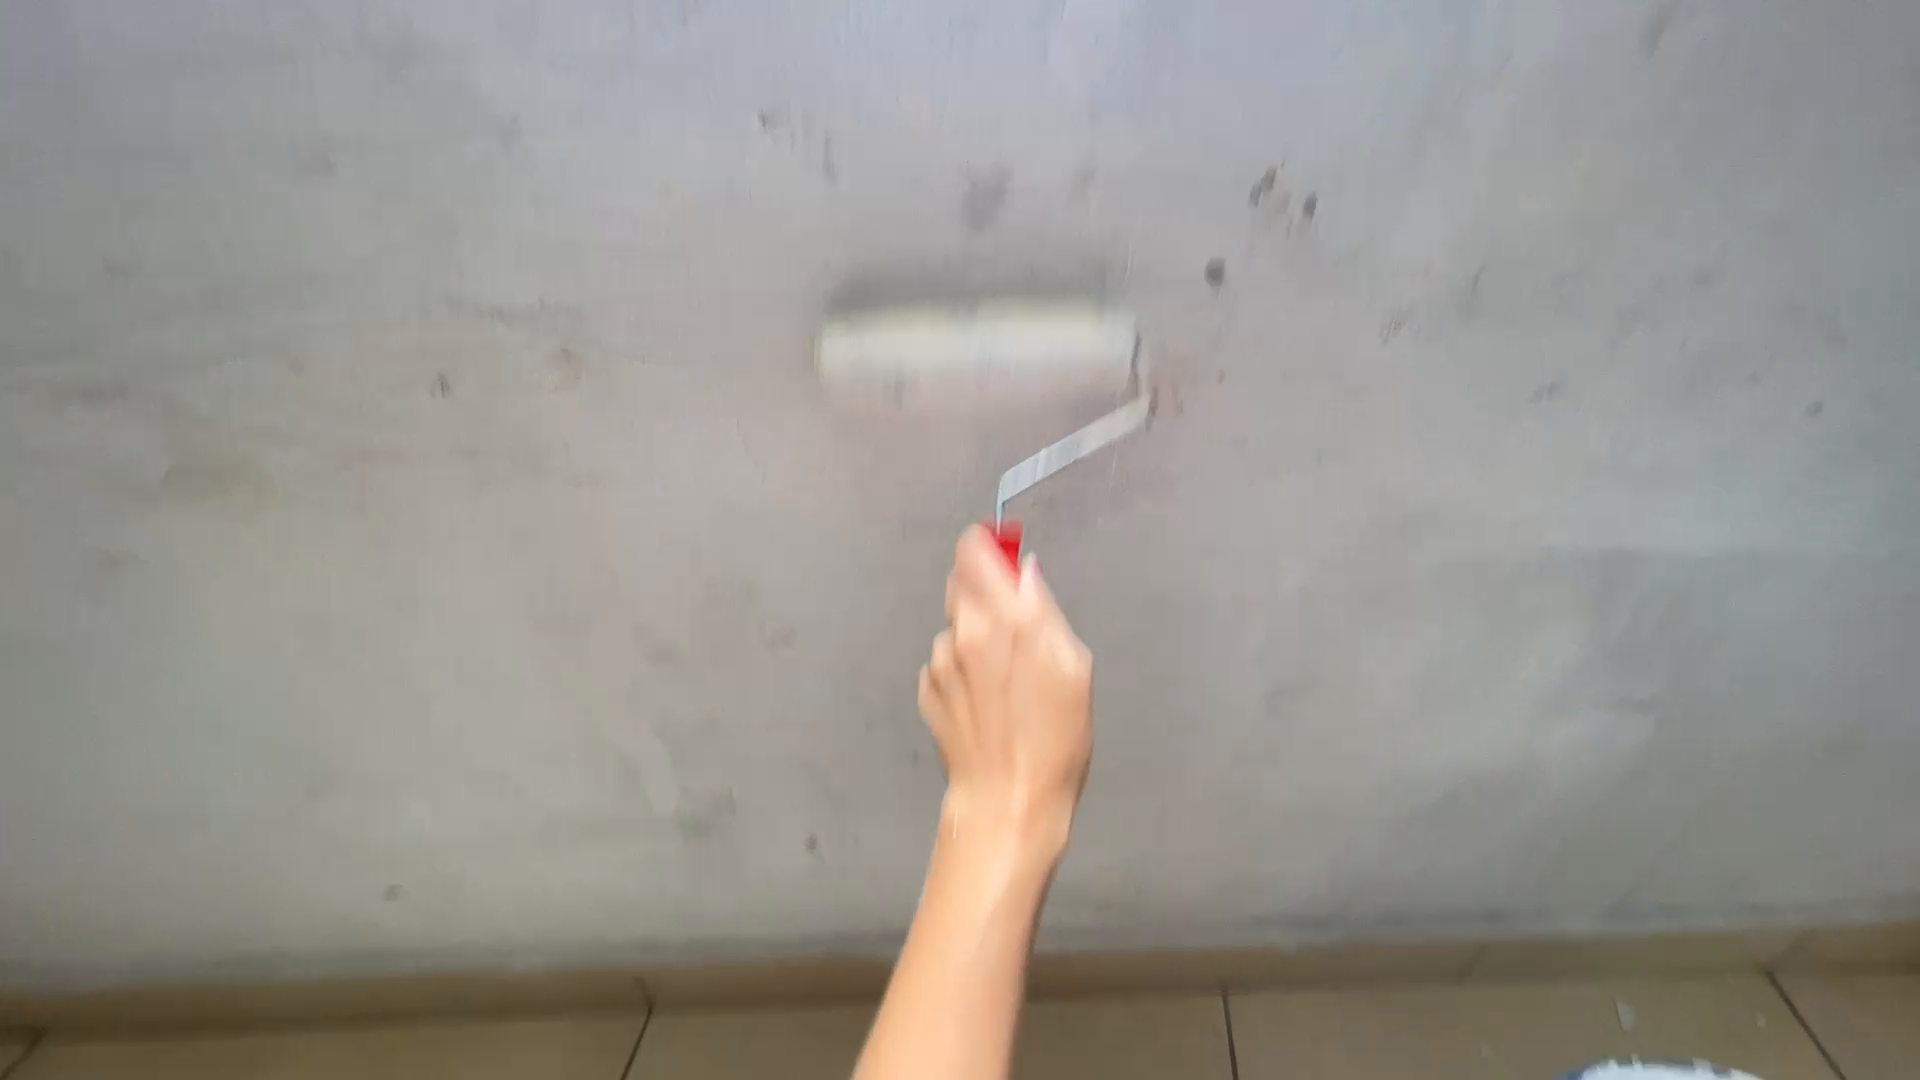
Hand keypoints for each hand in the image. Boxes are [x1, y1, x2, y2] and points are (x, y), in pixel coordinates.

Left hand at [918, 526, 1093, 860]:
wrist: (1007, 799)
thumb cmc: (1057, 737)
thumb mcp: (1073, 668)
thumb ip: (1044, 609)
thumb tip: (1024, 572)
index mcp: (1005, 616)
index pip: (973, 550)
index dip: (986, 547)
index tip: (1001, 559)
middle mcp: (964, 629)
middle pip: (959, 582)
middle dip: (984, 592)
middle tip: (1012, 627)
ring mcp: (938, 660)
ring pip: (953, 624)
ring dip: (973, 635)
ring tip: (1000, 679)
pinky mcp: (926, 689)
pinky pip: (944, 661)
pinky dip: (961, 668)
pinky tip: (982, 702)